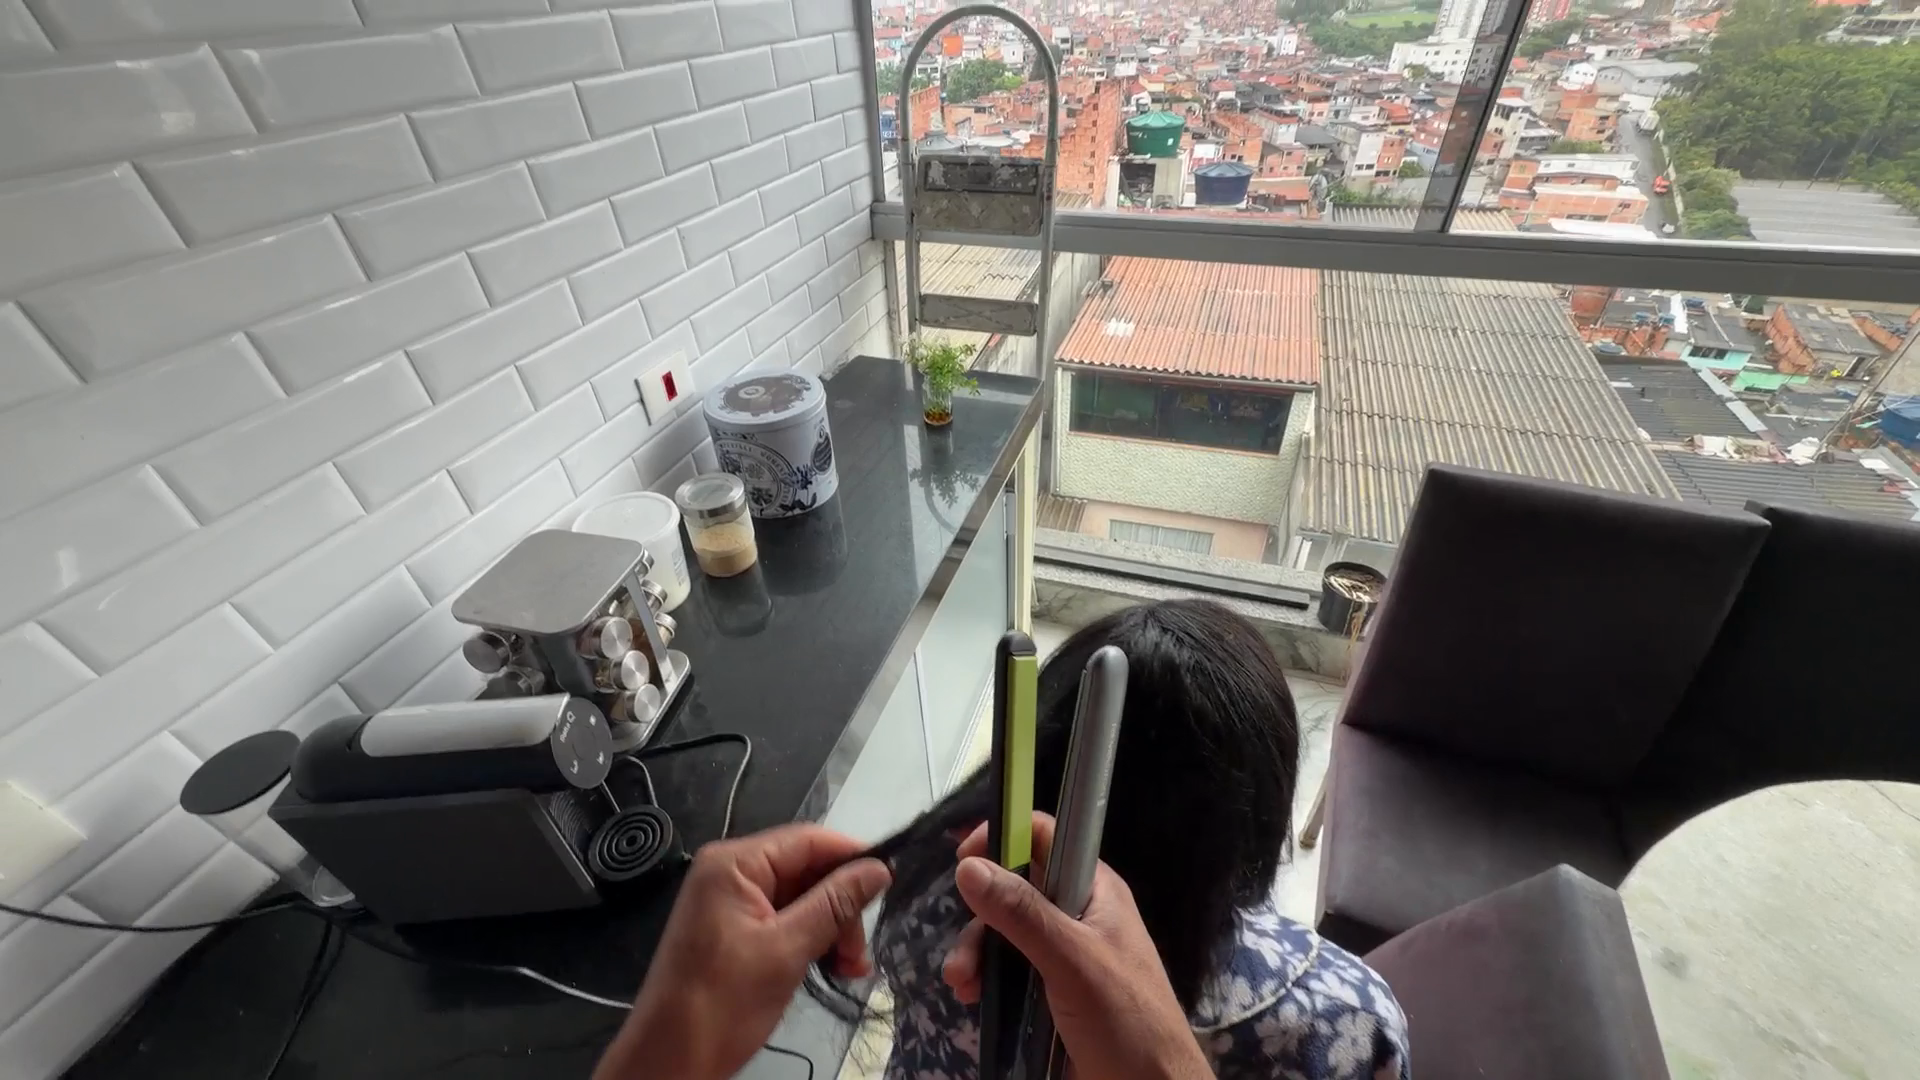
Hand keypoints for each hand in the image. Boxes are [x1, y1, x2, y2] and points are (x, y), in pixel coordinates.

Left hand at [594, 825, 890, 1079]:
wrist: (663, 1069)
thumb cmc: (720, 1006)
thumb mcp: (786, 951)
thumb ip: (835, 904)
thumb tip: (880, 868)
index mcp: (735, 863)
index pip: (808, 840)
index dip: (851, 857)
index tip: (889, 882)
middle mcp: (731, 870)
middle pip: (807, 869)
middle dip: (840, 908)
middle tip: (859, 953)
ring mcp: (730, 899)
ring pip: (801, 896)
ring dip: (831, 928)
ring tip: (849, 968)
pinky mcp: (734, 927)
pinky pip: (784, 917)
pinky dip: (810, 939)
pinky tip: (830, 967)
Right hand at [942, 813, 1212, 1079]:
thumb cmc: (1126, 1021)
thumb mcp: (1072, 962)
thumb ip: (1022, 914)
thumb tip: (968, 866)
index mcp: (1093, 888)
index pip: (1043, 836)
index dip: (1004, 835)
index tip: (965, 856)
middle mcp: (1076, 911)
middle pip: (1014, 886)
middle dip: (982, 911)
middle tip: (962, 944)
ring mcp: (1064, 951)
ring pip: (1006, 929)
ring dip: (978, 950)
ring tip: (960, 985)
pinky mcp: (1051, 989)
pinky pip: (1009, 967)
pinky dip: (987, 977)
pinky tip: (971, 997)